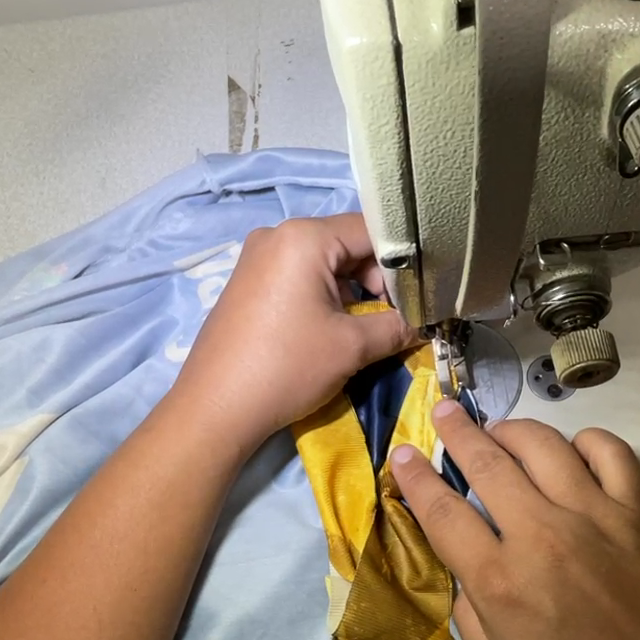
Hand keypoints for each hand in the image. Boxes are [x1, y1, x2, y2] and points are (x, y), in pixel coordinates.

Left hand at [172, 214, 416, 449]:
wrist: (215, 409)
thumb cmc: (287, 367)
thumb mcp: (353, 346)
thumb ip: (397, 326)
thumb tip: (424, 324)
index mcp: (304, 237)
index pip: (373, 230)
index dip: (406, 260)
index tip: (424, 292)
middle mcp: (279, 235)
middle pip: (349, 244)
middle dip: (379, 280)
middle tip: (398, 317)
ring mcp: (259, 258)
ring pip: (326, 263)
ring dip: (355, 292)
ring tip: (369, 328)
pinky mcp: (250, 283)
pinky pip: (302, 277)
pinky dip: (327, 297)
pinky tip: (335, 330)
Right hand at [389, 405, 639, 639]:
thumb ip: (473, 618)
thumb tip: (466, 570)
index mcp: (502, 583)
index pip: (442, 513)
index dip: (414, 478)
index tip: (401, 454)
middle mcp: (544, 534)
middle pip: (487, 461)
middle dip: (457, 431)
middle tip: (445, 411)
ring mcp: (598, 515)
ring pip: (543, 444)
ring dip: (512, 428)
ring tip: (499, 431)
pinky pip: (610, 451)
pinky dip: (584, 441)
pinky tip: (571, 452)